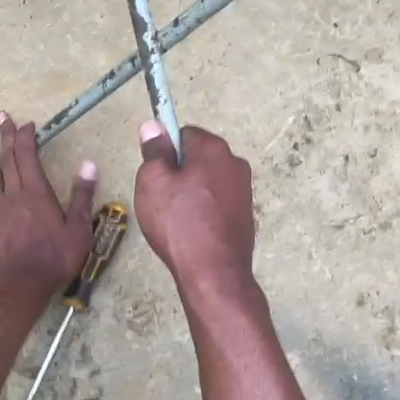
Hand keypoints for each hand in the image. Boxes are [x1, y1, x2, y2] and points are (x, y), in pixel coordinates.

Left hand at [0, 111, 97, 297]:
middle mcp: (13, 196)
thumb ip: (82, 195)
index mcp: (37, 193)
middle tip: (0, 116)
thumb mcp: (78, 227)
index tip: (26, 123)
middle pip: (8, 161)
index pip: (28, 157)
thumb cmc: (55, 257)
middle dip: (5, 137)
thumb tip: (89, 164)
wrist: (22, 286)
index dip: (26, 137)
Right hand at [133, 122, 255, 296]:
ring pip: (208, 181)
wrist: (214, 273)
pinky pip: (218, 203)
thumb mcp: (153, 181)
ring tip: (175, 219)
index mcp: (214, 149)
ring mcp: (244, 190)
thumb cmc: (178, 223)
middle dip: (179, 172)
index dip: (165, 152)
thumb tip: (153, 126)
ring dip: (191, 193)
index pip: (183, 133)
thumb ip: (154, 151)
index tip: (155, 174)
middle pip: (198, 157)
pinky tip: (192, 232)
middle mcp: (235, 163)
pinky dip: (204, 211)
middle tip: (161, 197)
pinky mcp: (246, 215)